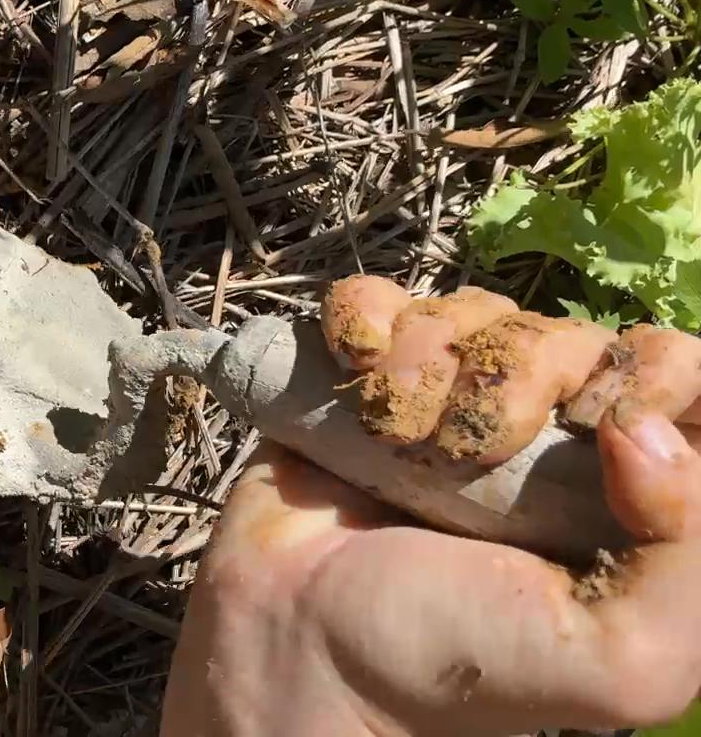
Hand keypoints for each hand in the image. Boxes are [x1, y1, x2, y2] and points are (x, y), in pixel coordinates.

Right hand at [162, 276, 700, 735]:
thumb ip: (685, 559)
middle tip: (458, 454)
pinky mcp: (343, 375)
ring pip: (456, 311)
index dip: (649, 375)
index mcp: (617, 487)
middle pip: (554, 332)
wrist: (295, 634)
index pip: (673, 371)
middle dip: (505, 381)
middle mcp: (529, 428)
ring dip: (420, 361)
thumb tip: (644, 430)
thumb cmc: (454, 658)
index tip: (596, 424)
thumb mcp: (621, 655)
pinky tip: (352, 362)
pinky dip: (359, 315)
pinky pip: (364, 299)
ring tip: (388, 431)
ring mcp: (429, 394)